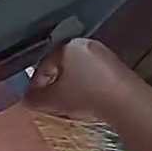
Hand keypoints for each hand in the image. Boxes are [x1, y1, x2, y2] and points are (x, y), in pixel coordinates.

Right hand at [25, 38, 151, 121]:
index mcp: (66, 47)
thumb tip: (26, 100)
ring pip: (76, 72)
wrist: (125, 102)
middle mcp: (84, 45)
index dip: (34, 86)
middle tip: (48, 103)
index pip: (42, 66)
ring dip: (68, 87)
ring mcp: (102, 55)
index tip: (32, 101)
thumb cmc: (84, 95)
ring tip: (65, 105)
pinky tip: (84, 102)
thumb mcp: (53, 100)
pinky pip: (92, 76)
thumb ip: (35, 99)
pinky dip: (84, 88)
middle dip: (52, 85)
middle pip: (60, 66)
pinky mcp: (115, 67)